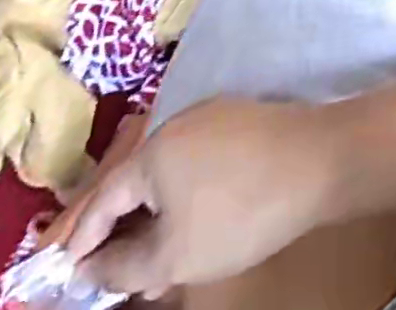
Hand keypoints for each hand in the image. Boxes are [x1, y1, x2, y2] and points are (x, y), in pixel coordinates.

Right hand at [61, 99, 339, 298]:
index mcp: (154, 150)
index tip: (68, 281)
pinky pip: (203, 158)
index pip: (100, 202)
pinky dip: (191, 192)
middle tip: (117, 278)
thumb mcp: (173, 256)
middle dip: (122, 233)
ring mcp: (220, 115)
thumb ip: (120, 269)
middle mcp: (182, 122)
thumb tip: (92, 267)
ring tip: (158, 260)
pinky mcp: (250, 118)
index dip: (80, 247)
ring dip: (159, 215)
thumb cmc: (244, 209)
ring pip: (172, 171)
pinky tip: (200, 220)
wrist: (327, 158)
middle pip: (136, 183)